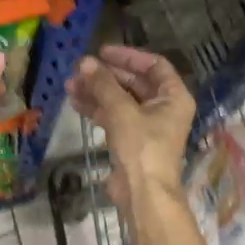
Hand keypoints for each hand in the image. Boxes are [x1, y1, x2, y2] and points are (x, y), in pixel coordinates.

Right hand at [67, 45, 194, 211]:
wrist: (143, 193)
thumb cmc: (142, 146)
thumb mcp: (121, 110)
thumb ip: (103, 84)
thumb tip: (85, 62)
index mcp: (173, 97)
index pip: (154, 65)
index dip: (128, 56)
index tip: (102, 51)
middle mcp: (164, 108)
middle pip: (134, 82)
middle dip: (106, 75)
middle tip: (80, 69)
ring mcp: (148, 125)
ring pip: (121, 100)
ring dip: (97, 91)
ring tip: (70, 85)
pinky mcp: (132, 140)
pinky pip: (114, 116)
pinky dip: (97, 109)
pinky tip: (76, 102)